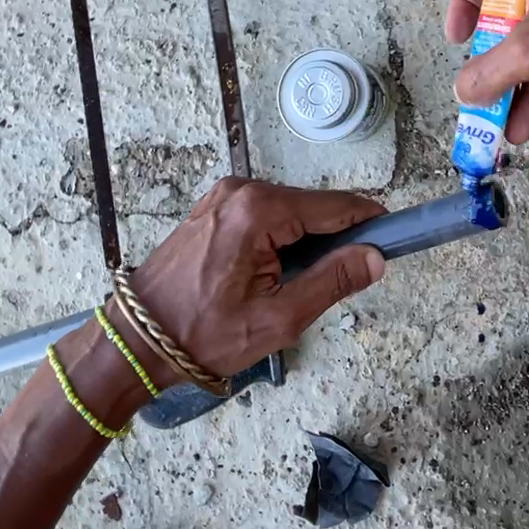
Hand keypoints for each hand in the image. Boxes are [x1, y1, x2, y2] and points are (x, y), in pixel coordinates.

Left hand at [117, 178, 387, 384]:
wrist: (135, 339)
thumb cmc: (203, 334)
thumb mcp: (277, 319)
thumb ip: (332, 282)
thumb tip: (375, 257)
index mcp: (259, 209)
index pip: (332, 206)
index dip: (366, 219)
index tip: (393, 231)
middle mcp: (242, 189)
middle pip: (310, 206)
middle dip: (333, 235)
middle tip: (345, 275)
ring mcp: (225, 194)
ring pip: (288, 209)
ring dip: (305, 238)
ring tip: (302, 281)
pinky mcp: (215, 205)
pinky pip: (264, 212)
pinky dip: (281, 235)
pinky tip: (277, 268)